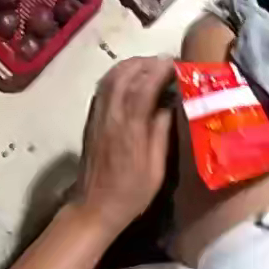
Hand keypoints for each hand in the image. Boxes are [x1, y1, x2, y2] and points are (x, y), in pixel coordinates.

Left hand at [70, 56, 173, 235]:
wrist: (93, 205)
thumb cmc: (131, 192)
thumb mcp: (156, 168)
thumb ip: (162, 132)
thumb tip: (171, 103)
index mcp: (130, 126)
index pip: (144, 86)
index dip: (160, 70)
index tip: (177, 63)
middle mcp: (111, 113)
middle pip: (125, 74)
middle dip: (147, 62)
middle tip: (167, 63)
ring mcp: (98, 112)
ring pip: (112, 76)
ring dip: (132, 65)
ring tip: (152, 66)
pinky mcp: (91, 116)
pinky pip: (104, 85)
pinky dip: (118, 74)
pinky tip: (131, 77)